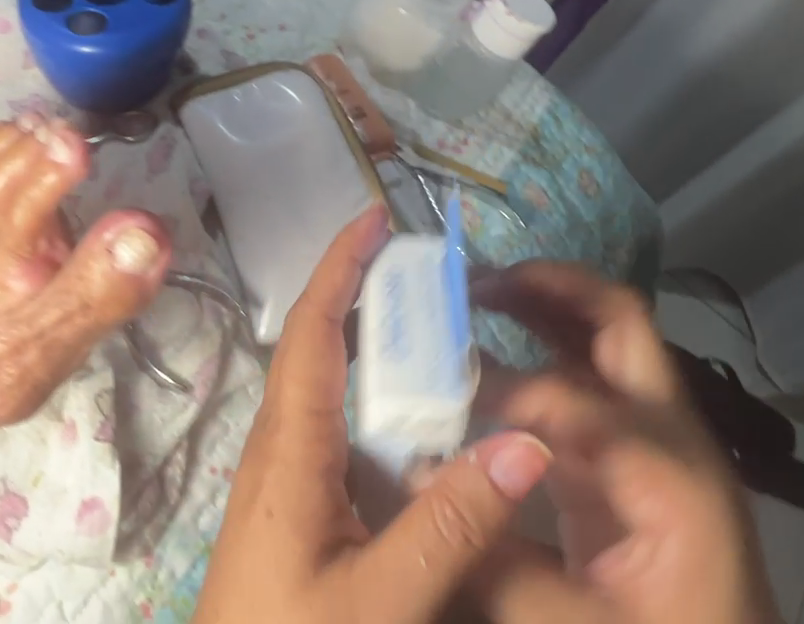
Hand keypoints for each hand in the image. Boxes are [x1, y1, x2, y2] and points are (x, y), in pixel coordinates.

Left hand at [195, 208, 555, 623]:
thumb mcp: (381, 601)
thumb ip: (450, 525)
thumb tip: (524, 444)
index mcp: (290, 447)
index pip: (312, 331)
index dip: (340, 268)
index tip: (373, 217)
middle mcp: (279, 443)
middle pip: (315, 343)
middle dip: (357, 290)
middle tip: (417, 261)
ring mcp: (283, 471)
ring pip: (323, 383)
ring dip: (364, 340)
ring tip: (425, 319)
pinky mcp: (292, 500)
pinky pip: (332, 425)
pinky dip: (370, 396)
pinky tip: (411, 415)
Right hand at [461, 263, 780, 623]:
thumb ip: (490, 560)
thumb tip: (412, 486)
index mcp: (670, 472)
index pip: (573, 397)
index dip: (499, 391)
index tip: (438, 398)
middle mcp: (670, 433)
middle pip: (617, 322)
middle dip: (544, 287)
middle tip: (472, 280)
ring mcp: (653, 438)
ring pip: (602, 338)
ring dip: (540, 306)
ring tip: (473, 293)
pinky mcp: (631, 455)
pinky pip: (584, 380)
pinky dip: (536, 352)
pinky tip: (487, 355)